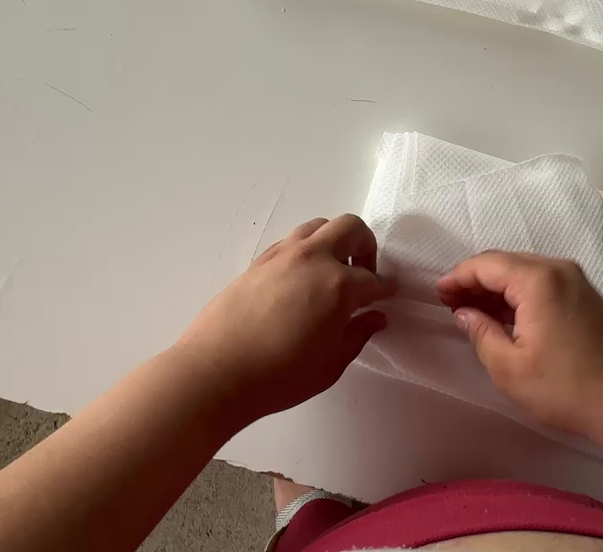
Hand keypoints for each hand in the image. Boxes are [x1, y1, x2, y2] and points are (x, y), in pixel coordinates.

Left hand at [172, 215, 394, 424]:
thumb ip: (357, 335)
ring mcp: (284, 254)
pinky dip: (306, 249)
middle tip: (364, 272)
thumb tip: (375, 317)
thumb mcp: (330, 365)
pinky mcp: (260, 260)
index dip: (384, 288)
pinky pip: (292, 240)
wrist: (214, 372)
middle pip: (350, 228)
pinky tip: (301, 278)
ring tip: (332, 270)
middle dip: (365, 245)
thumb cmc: (279, 377)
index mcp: (339, 284)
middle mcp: (314, 258)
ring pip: (319, 226)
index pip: (373, 278)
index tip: (387, 294)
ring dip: (334, 241)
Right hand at [438, 251, 602, 447]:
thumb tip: (464, 313)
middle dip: (475, 280)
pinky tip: (502, 315)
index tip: (438, 293)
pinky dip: (516, 292)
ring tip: (470, 310)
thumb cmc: (567, 388)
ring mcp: (574, 278)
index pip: (487, 264)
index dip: (459, 276)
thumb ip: (481, 334)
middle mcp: (557, 268)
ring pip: (522, 270)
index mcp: (538, 279)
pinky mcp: (583, 293)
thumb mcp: (511, 369)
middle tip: (450, 303)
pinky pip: (540, 281)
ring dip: (495, 286)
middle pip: (505, 262)